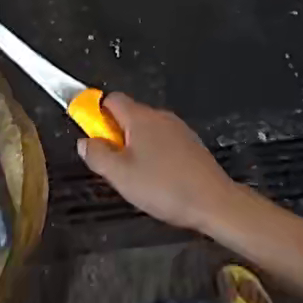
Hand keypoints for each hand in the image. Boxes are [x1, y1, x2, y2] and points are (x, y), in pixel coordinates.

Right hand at [77, 93, 255, 233]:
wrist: (217, 204)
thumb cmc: (165, 187)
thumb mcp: (121, 176)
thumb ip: (96, 155)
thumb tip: (84, 142)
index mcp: (139, 116)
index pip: (109, 99)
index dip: (97, 114)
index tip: (96, 138)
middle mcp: (158, 114)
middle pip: (128, 115)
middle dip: (117, 135)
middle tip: (117, 164)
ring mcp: (178, 128)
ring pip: (147, 130)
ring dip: (137, 146)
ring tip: (140, 176)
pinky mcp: (192, 144)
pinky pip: (164, 141)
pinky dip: (157, 154)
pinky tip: (162, 180)